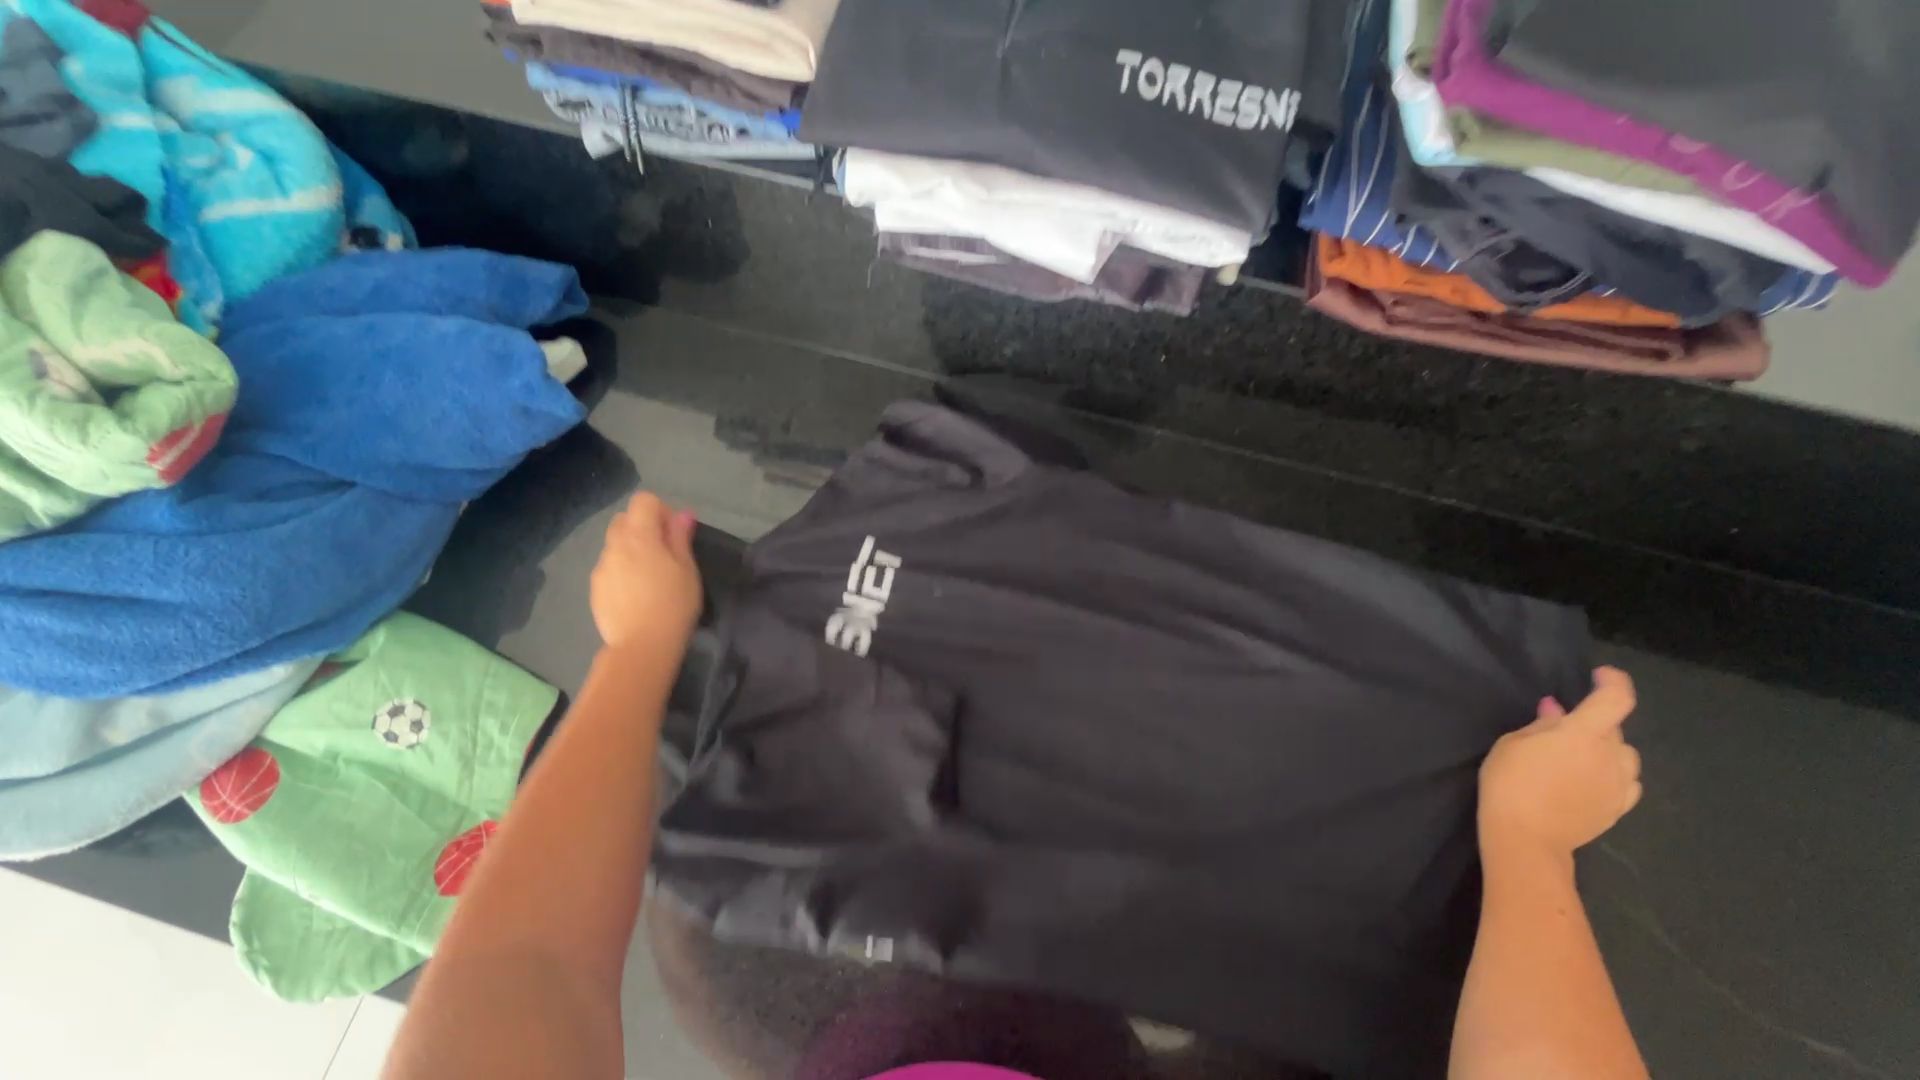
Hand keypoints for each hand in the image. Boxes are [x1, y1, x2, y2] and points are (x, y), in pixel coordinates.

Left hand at [590, 493, 701, 651]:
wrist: (642, 646)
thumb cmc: (673, 604)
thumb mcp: (687, 569)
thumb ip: (680, 538)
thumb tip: (682, 514)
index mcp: (639, 536)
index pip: (643, 501)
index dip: (661, 511)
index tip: (674, 534)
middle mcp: (615, 545)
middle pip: (625, 519)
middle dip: (643, 527)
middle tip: (664, 553)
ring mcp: (601, 567)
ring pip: (615, 544)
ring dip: (631, 549)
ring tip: (649, 578)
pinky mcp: (595, 588)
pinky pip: (609, 567)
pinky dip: (622, 570)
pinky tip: (636, 595)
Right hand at [1478, 667, 1641, 863]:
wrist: (1526, 837)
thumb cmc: (1510, 783)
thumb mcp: (1512, 744)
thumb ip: (1541, 725)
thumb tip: (1556, 711)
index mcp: (1583, 734)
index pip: (1615, 698)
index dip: (1613, 681)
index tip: (1598, 675)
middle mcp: (1611, 755)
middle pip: (1613, 728)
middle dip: (1593, 722)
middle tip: (1562, 730)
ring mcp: (1619, 783)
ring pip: (1624, 755)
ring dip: (1606, 749)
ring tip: (1580, 757)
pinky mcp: (1619, 807)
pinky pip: (1627, 781)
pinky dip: (1614, 773)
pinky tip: (1592, 779)